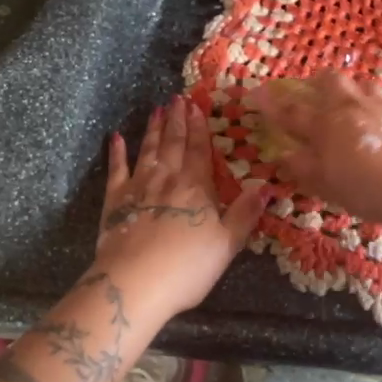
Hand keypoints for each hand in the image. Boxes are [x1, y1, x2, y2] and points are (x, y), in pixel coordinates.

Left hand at [93, 96, 268, 319]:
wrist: (135, 284)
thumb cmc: (186, 268)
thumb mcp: (226, 245)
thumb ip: (245, 214)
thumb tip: (266, 187)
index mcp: (196, 187)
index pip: (199, 150)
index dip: (199, 127)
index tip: (196, 106)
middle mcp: (168, 178)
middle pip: (174, 143)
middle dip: (177, 120)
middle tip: (177, 98)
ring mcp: (139, 186)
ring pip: (148, 149)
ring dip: (153, 128)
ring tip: (156, 109)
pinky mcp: (115, 200)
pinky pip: (116, 169)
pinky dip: (117, 152)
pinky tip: (116, 138)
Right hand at [253, 71, 381, 229]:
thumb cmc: (365, 191)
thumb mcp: (325, 186)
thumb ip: (301, 167)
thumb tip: (280, 154)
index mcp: (325, 125)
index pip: (290, 110)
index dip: (270, 102)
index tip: (255, 93)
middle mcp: (349, 106)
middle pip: (329, 80)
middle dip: (317, 82)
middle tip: (313, 93)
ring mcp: (379, 104)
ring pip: (360, 82)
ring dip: (351, 89)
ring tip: (350, 102)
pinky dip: (379, 101)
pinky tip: (381, 114)